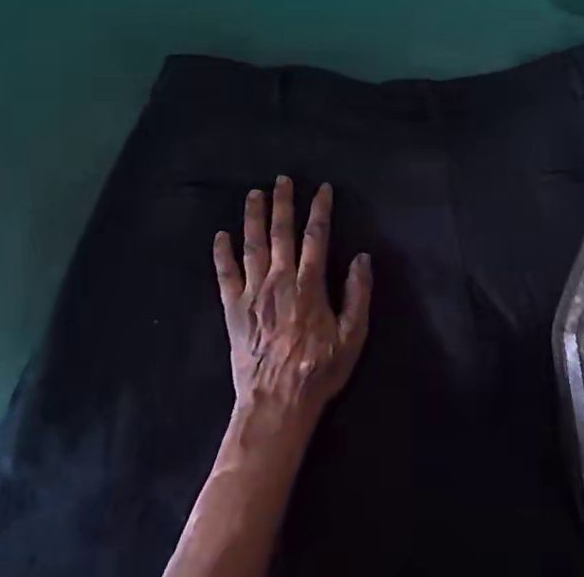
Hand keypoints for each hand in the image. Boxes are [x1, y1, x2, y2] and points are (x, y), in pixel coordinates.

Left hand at [213, 177, 371, 427]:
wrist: (275, 404)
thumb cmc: (318, 371)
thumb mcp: (352, 336)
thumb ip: (358, 294)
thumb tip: (363, 257)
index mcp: (309, 285)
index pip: (316, 237)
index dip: (320, 210)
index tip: (322, 188)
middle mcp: (279, 281)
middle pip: (281, 233)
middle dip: (283, 203)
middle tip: (282, 179)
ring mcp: (253, 293)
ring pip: (252, 245)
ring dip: (254, 217)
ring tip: (254, 194)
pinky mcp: (233, 309)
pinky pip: (225, 275)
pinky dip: (222, 254)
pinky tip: (220, 236)